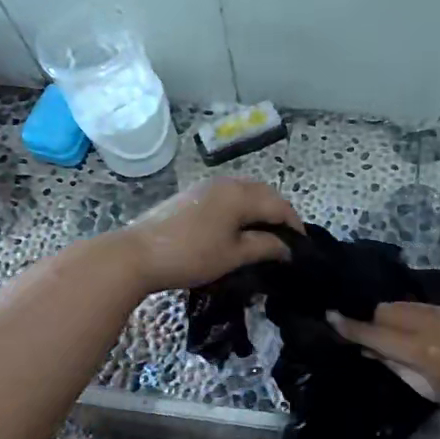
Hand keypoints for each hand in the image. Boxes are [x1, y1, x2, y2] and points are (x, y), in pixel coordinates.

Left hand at [118, 176, 302, 291]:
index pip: (279, 204)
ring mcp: (206, 186)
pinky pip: (228, 196)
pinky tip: (239, 228)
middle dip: (279, 213)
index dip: (294, 224)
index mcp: (240, 194)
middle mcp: (226, 183)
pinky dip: (242, 209)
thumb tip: (287, 247)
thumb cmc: (191, 255)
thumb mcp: (233, 255)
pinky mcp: (191, 196)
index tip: (302, 246)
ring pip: (245, 192)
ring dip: (260, 209)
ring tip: (266, 235)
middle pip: (264, 193)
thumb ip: (265, 247)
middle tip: (287, 239)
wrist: (137, 254)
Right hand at [333, 302, 439, 418]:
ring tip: (392, 336)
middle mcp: (426, 325)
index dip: (350, 327)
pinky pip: (418, 306)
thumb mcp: (427, 390)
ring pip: (400, 305)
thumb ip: (396, 366)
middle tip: (371, 340)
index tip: (329, 316)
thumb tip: (371, 351)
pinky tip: (413, 332)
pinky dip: (407, 316)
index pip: (374, 335)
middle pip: (384, 310)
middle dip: (371, 322)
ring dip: (389, 318)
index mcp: (419, 351)